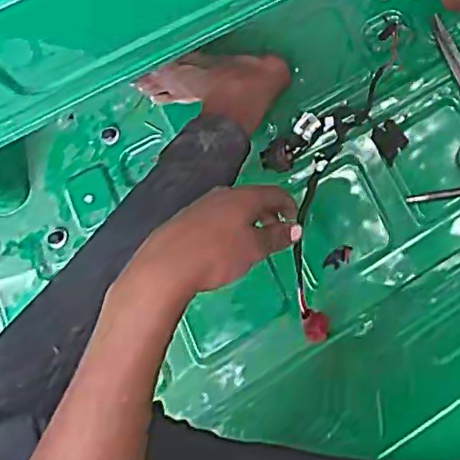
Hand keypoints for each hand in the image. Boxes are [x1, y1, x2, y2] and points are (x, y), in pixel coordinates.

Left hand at [125, 186, 299, 297]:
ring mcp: (202, 204)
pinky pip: (215, 217)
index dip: (290, 206)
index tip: (295, 223)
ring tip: (250, 245)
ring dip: (248, 222)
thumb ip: (277, 237)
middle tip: (276, 236)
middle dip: (269, 215)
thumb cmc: (215, 255)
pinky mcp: (185, 219)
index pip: (276, 193)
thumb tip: (295, 229)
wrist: (164, 267)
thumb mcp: (254, 249)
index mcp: (244, 197)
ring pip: (233, 207)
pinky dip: (228, 227)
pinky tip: (223, 248)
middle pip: (254, 198)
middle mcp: (223, 194)